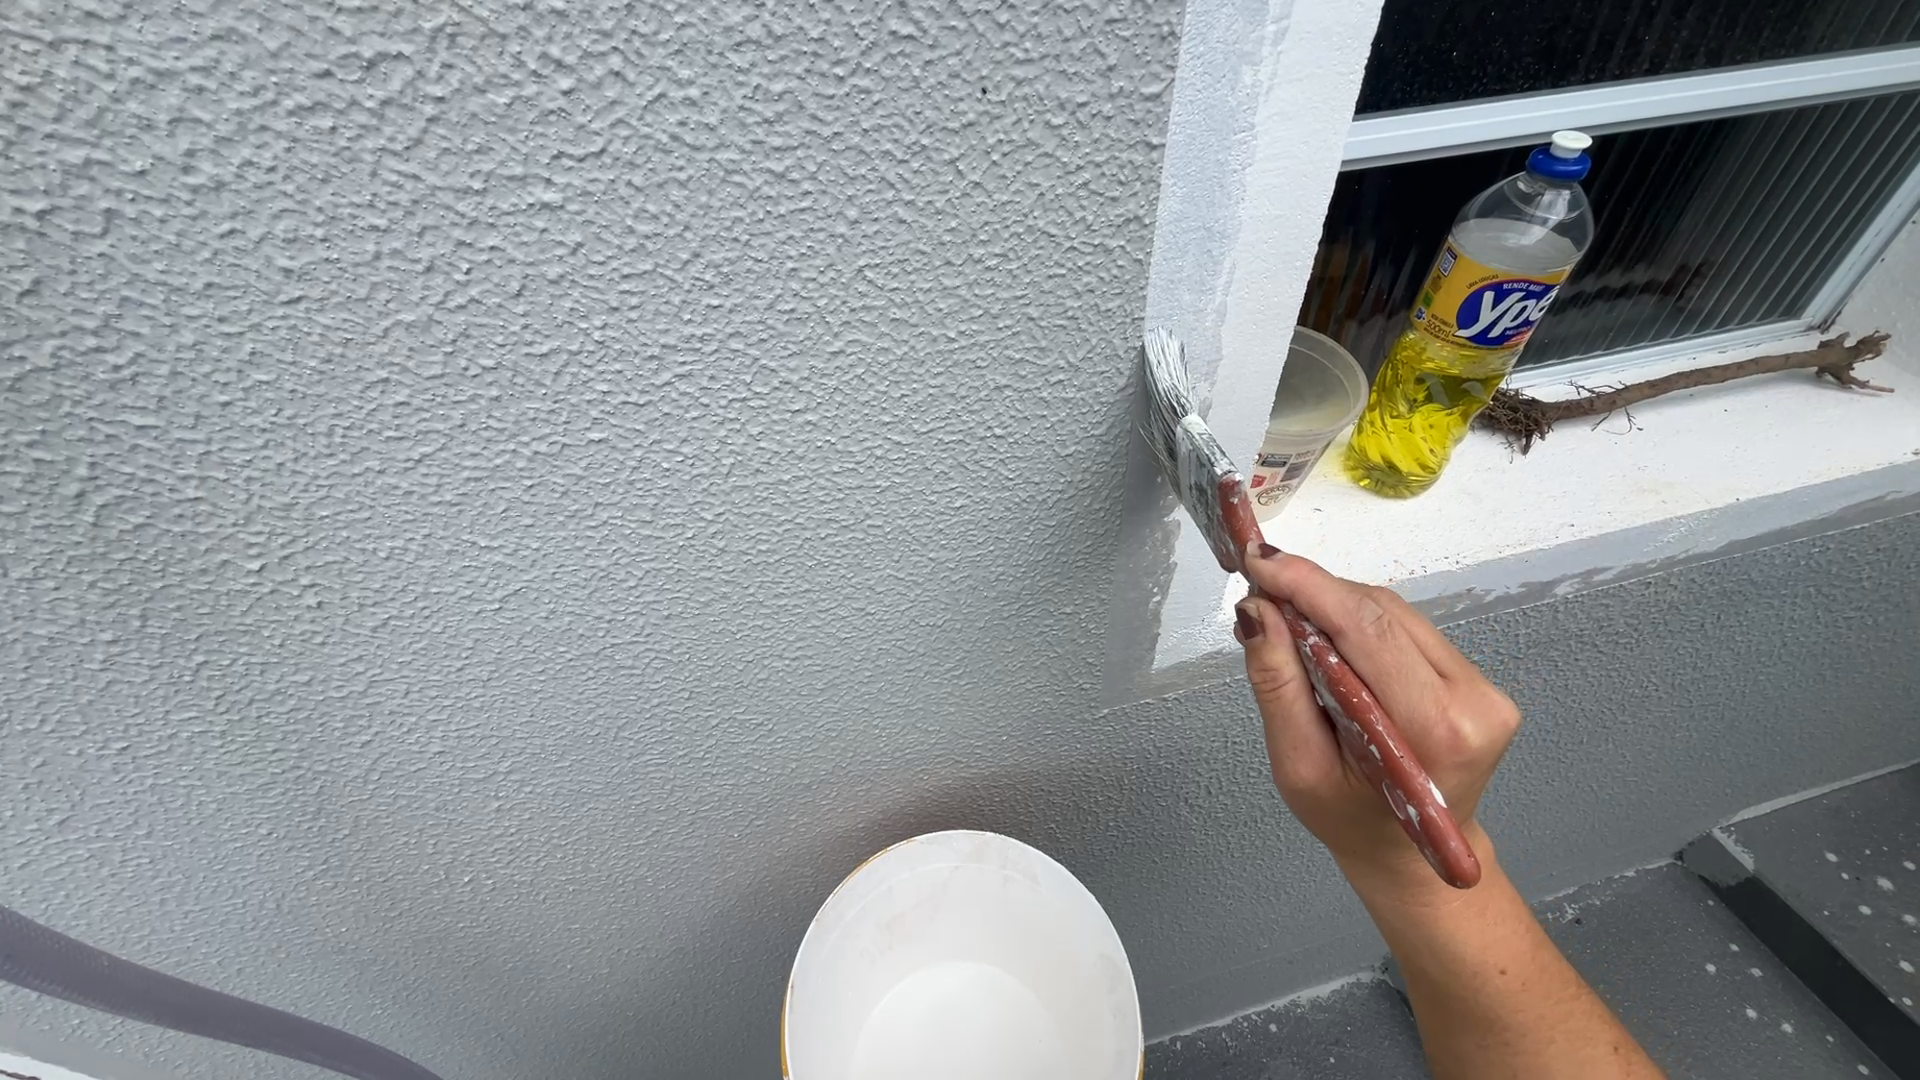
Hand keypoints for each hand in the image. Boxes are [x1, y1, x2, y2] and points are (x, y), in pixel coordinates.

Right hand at [1232, 544, 1520, 895]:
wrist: (1411, 855)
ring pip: (1389, 612)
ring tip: (1281, 615)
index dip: (1307, 584)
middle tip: (1256, 587)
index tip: (1257, 560)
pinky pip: (1401, 626)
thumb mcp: (1296, 763)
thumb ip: (1278, 684)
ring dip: (1329, 603)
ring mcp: (1482, 685)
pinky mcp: (1474, 677)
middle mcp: (1473, 697)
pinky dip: (1351, 619)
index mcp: (1434, 727)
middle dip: (1311, 590)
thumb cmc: (1348, 819)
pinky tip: (1319, 633)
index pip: (1365, 628)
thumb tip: (1256, 610)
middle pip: (1377, 612)